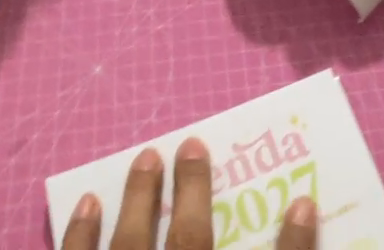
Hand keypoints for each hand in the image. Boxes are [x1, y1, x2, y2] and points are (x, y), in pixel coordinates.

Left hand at [60, 136, 317, 249]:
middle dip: (193, 194)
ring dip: (138, 200)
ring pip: (128, 248)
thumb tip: (299, 215)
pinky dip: (77, 237)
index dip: (294, 243)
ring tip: (146, 157)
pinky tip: (86, 204)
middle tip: (192, 144)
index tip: (305, 200)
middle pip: (188, 246)